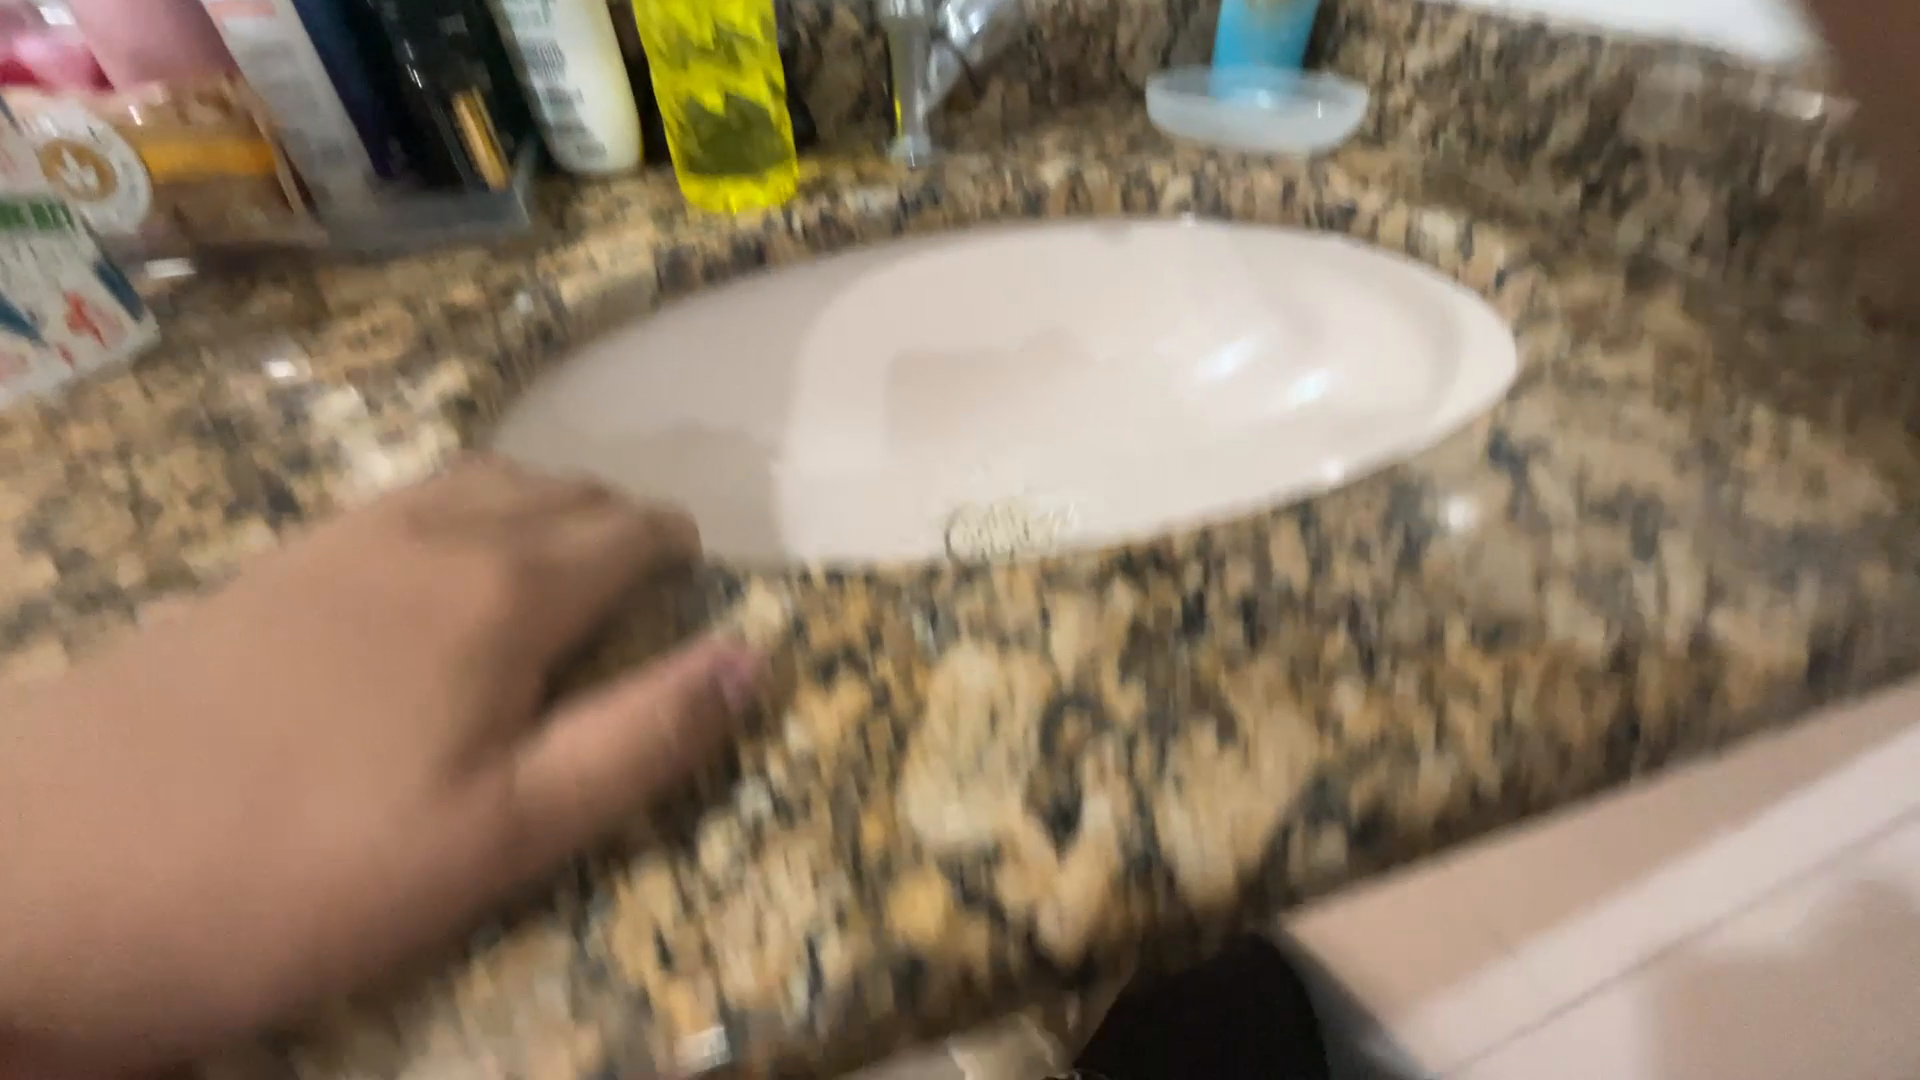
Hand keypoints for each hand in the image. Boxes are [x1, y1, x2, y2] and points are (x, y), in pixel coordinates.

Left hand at [0, 457, 763, 1071]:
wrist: (16, 884)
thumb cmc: (305, 868)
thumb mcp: (509, 831)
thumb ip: (644, 737)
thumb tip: (753, 659)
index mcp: (506, 594)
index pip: (626, 534)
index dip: (673, 543)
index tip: (696, 569)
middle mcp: (437, 536)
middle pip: (564, 492)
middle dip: (622, 519)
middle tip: (647, 568)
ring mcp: (348, 538)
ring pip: (488, 478)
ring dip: (551, 500)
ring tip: (570, 546)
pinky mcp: (281, 560)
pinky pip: (415, 492)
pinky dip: (474, 499)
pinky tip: (455, 547)